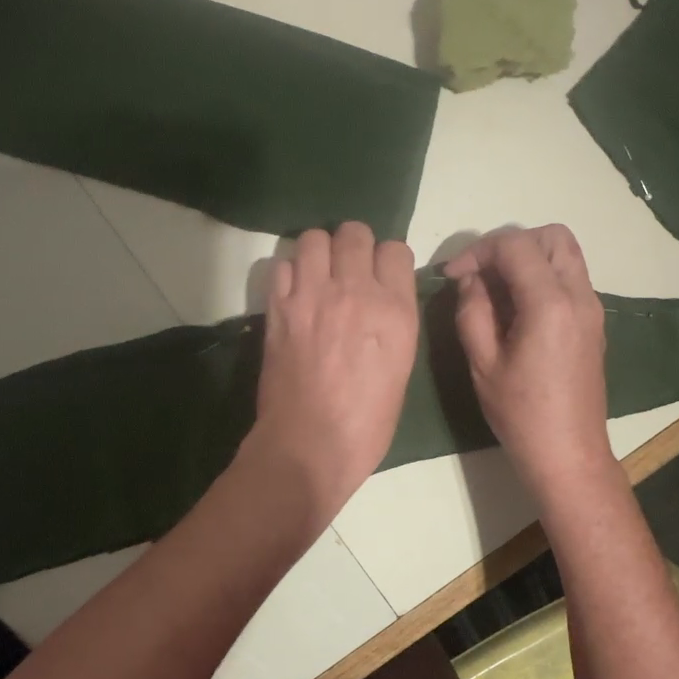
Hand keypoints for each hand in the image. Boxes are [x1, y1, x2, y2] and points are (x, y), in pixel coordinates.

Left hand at [246, 222, 418, 520]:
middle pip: (355, 232)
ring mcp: (312, 297)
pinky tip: (294, 296)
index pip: (396, 250)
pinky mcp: (278, 308)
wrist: (309, 446)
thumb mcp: (400, 372)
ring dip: (319, 253)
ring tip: (318, 278)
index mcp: (394, 312)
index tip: (381, 280)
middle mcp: (355, 292)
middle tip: (347, 273)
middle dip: (354, 247)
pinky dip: (290, 274)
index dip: (388, 262)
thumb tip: (380, 306)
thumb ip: (392, 326)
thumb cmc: (365, 426)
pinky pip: (283, 265)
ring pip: (315, 238)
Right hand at [445, 225, 614, 495]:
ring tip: (496, 290)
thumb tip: (470, 281)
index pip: (515, 246)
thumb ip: (473, 312)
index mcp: (550, 304)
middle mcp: (579, 296)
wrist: (568, 453)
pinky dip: (542, 277)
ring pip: (565, 254)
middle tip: (480, 275)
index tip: (453, 275)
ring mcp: (591, 308)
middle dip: (510, 245)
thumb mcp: (483, 364)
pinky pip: (570, 279)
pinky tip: (516, 309)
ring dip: (529, 258)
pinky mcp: (593, 323)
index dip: (478, 251)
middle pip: (551, 236)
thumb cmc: (520, 414)